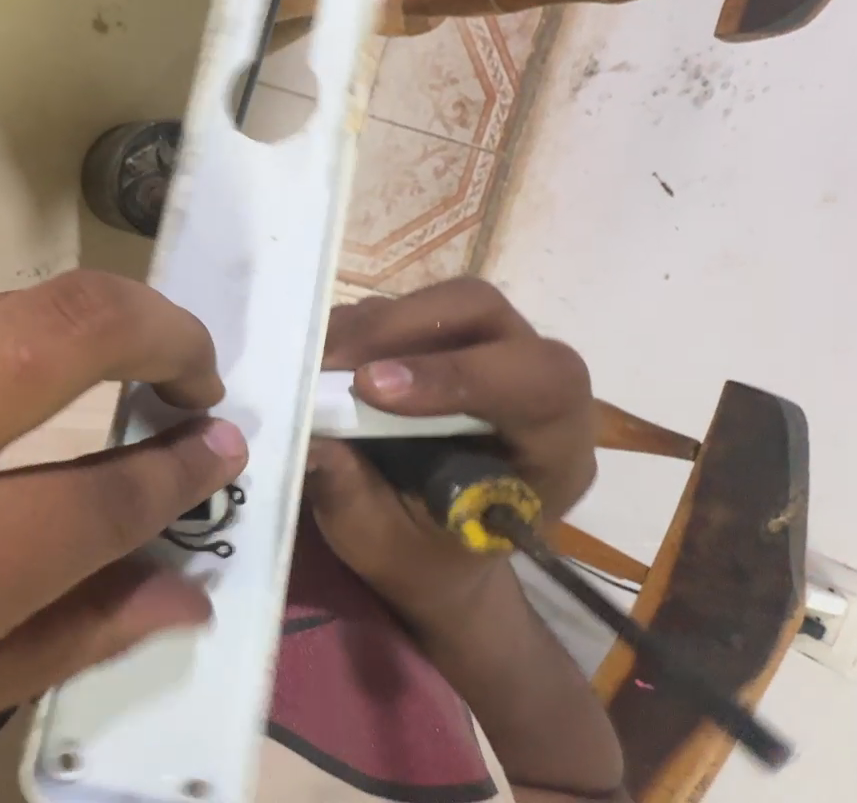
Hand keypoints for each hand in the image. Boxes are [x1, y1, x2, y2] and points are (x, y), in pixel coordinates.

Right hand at [305, 278, 596, 633]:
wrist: (426, 550)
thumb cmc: (421, 555)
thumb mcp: (380, 543)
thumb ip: (350, 493)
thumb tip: (308, 436)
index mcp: (549, 446)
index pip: (539, 382)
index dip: (457, 373)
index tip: (370, 389)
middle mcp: (524, 382)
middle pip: (483, 312)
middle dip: (401, 327)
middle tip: (330, 364)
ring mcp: (476, 353)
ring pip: (433, 303)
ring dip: (365, 329)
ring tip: (312, 368)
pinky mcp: (428, 342)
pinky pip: (391, 311)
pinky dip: (348, 331)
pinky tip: (317, 365)